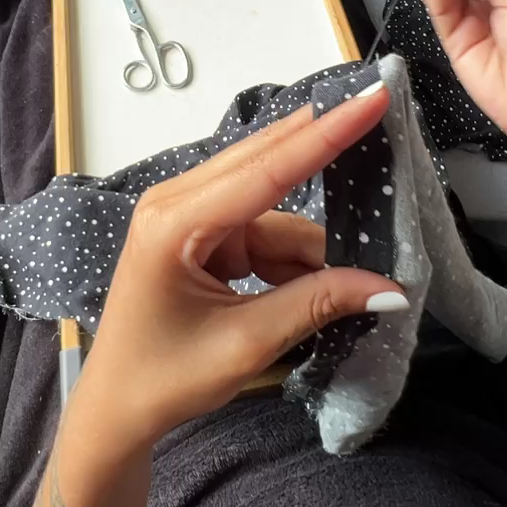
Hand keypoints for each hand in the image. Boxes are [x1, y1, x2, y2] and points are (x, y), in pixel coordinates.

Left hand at [72, 92, 407, 450]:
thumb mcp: (245, 343)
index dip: (325, 134)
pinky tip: (319, 284)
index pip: (265, 169)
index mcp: (175, 222)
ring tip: (355, 282)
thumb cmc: (163, 379)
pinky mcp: (203, 231)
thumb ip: (317, 304)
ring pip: (274, 209)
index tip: (369, 97)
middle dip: (325, 147)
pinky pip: (264, 231)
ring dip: (312, 244)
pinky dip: (293, 257)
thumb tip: (391, 289)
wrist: (115, 408)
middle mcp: (178, 202)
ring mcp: (190, 214)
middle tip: (381, 114)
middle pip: (268, 164)